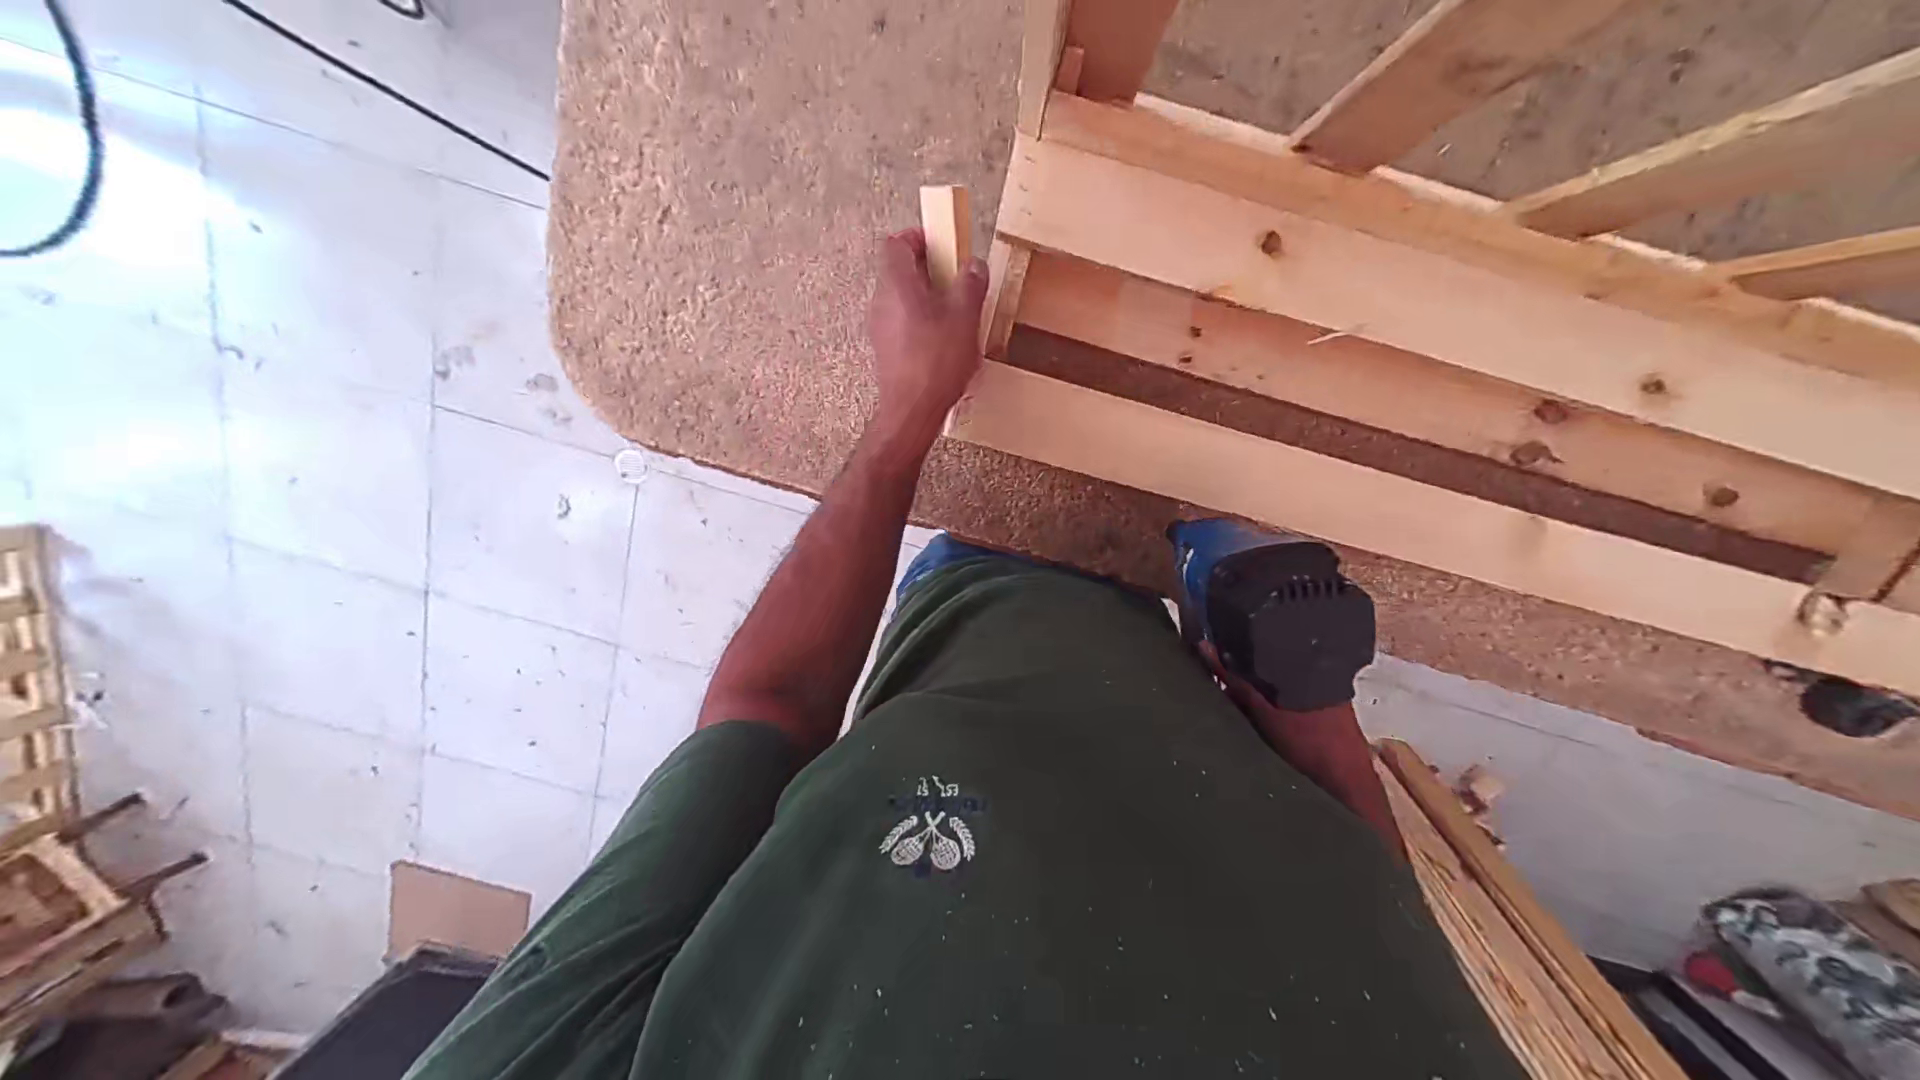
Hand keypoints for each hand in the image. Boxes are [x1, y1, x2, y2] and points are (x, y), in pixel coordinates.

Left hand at [865, 228, 988, 447]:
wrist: (912, 410)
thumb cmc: (933, 363)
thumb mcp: (964, 316)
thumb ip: (970, 284)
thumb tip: (974, 267)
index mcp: (896, 284)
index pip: (897, 244)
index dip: (920, 238)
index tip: (943, 243)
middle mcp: (881, 302)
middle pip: (901, 271)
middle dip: (930, 270)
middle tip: (956, 278)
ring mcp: (880, 328)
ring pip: (903, 299)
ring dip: (928, 298)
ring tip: (956, 312)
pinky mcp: (886, 351)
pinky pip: (904, 324)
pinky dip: (923, 322)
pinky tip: (945, 341)